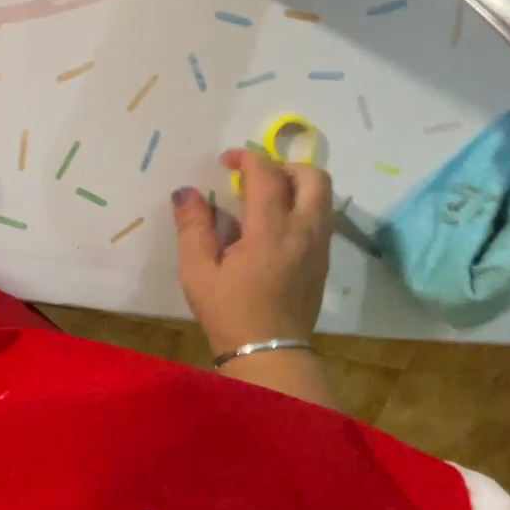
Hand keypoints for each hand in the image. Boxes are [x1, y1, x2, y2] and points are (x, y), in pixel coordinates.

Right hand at [171, 149, 332, 354]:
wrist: (269, 350)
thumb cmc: (228, 311)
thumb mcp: (197, 272)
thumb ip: (193, 228)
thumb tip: (186, 193)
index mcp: (271, 230)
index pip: (268, 176)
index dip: (248, 158)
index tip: (226, 160)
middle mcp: (304, 230)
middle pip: (312, 176)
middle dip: (283, 166)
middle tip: (253, 177)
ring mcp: (319, 244)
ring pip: (322, 195)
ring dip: (295, 185)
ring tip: (263, 198)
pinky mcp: (323, 259)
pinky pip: (320, 216)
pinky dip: (300, 205)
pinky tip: (273, 225)